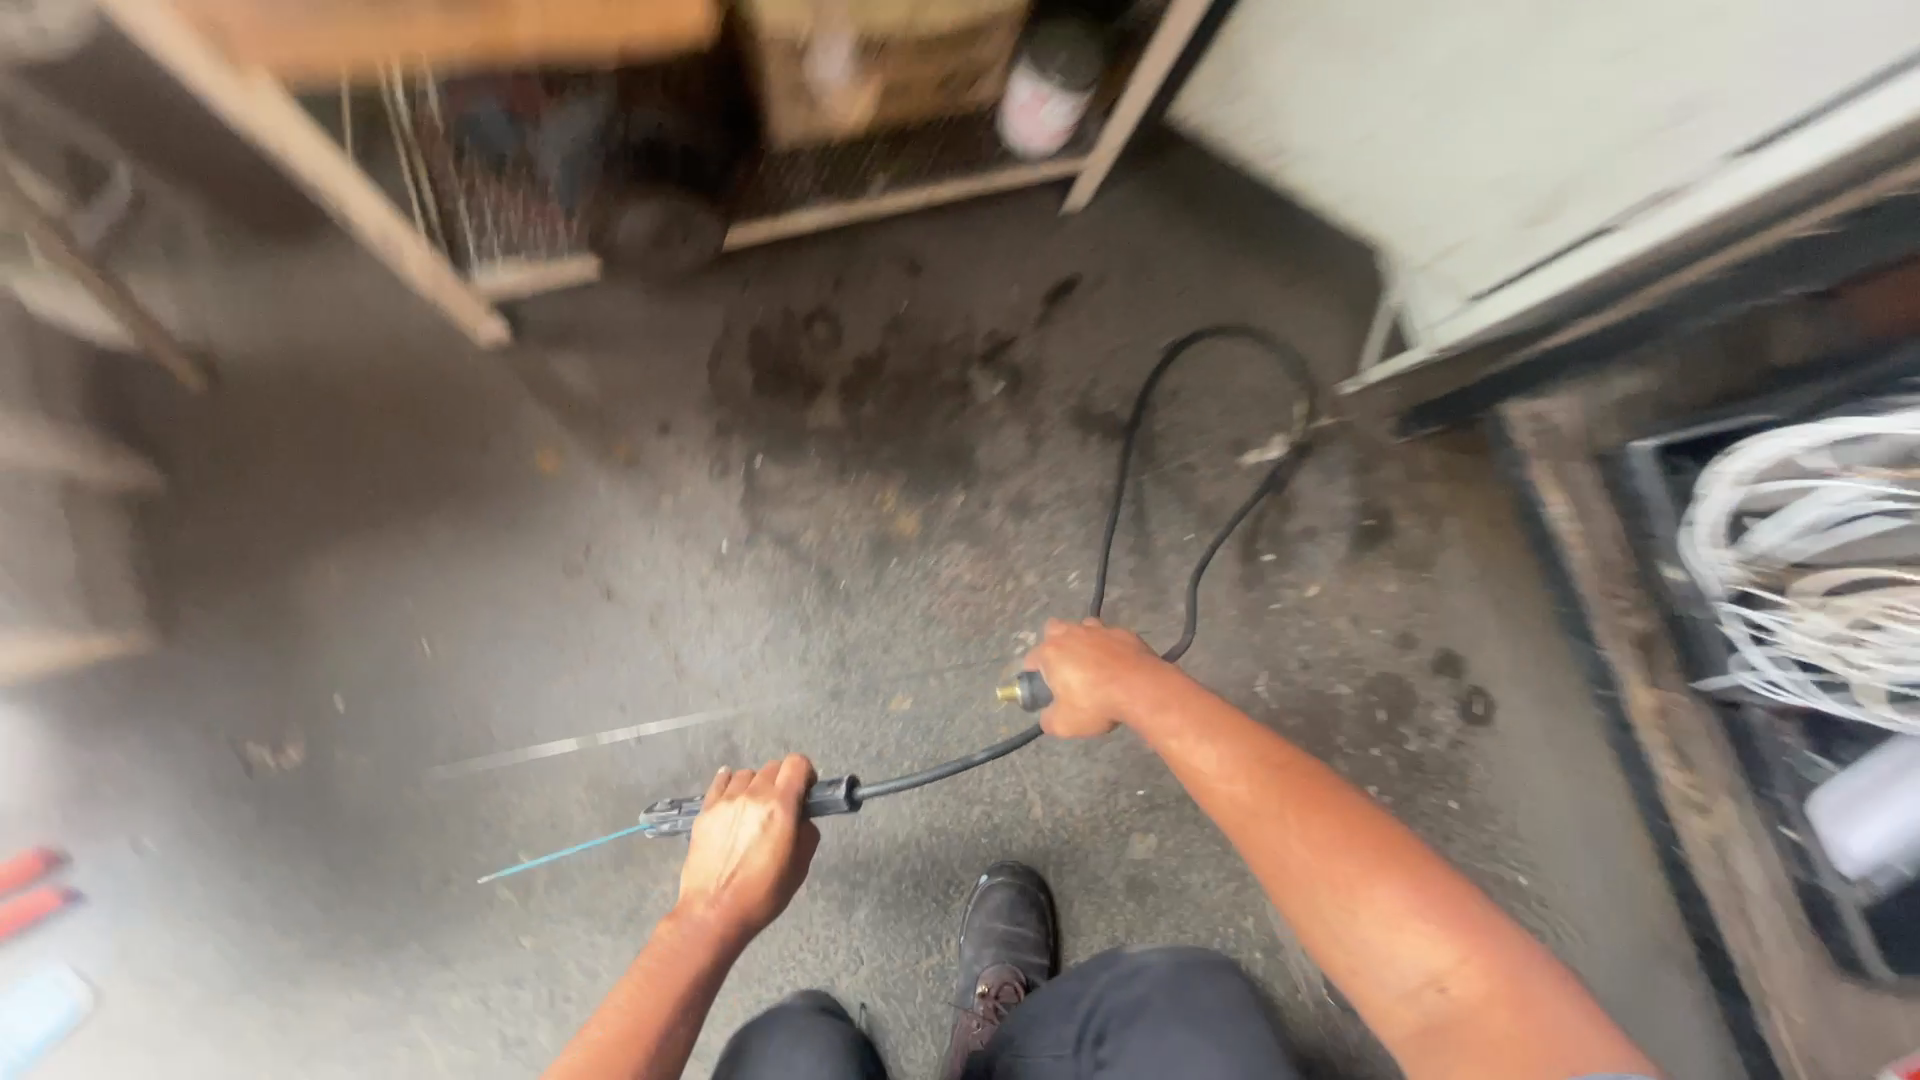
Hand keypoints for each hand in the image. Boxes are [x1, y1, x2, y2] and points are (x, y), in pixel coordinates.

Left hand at [676, 754, 820, 939]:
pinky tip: (732, 799)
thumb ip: (807, 831)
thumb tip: (800, 817)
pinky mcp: (705, 811)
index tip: (805, 793)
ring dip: (756, 785)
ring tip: (753, 809)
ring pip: (747, 774)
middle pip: (773, 766)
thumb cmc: (763, 895)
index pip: (797, 763)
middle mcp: (753, 795)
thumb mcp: (801, 866)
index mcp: (780, 806)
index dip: (806, 775)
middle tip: (781, 807)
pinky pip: (720, 782)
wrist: (713, 913)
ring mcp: (726, 801)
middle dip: (783, 781)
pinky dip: (730, 784)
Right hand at [1024, 617, 1180, 737]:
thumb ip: (1049, 720)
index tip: (1045, 690)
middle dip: (1055, 645)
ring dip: (1083, 642)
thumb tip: (1048, 717)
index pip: (1031, 659)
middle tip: (1066, 670)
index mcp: (1051, 652)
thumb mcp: (1064, 724)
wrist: (1141, 689)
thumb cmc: (1096, 704)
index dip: (1034, 676)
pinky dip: (1110, 648)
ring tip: (1094, 665)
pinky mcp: (1123, 633)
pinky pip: (1110, 637)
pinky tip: (1118, 665)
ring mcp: (1099, 630)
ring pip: (1084, 628)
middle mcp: (1071, 634)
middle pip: (1053, 630)